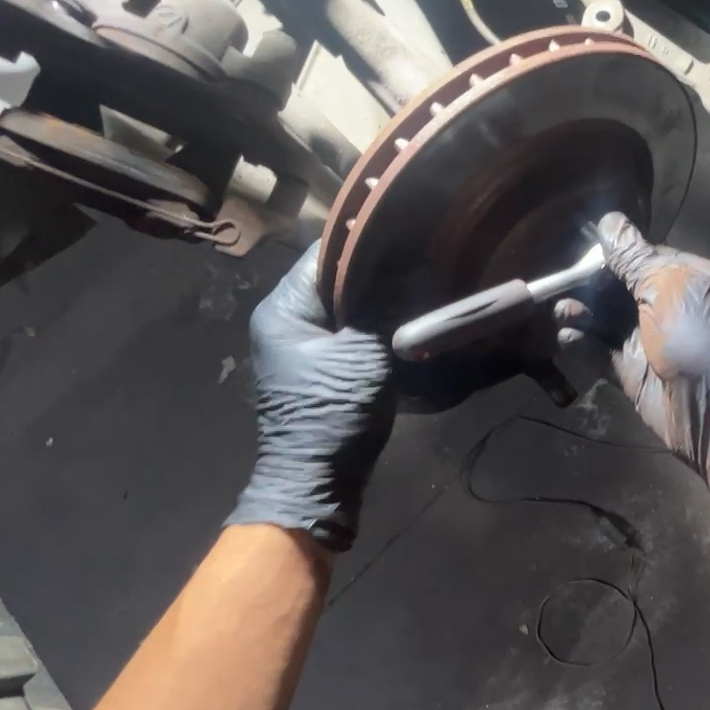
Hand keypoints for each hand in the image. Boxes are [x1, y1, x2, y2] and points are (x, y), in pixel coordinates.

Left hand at [227, 241, 394, 550]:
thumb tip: (412, 271)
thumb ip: (384, 309)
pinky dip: (377, 322)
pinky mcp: (323, 366)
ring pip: (347, 305)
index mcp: (285, 308)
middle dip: (379, 270)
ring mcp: (303, 344)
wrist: (317, 477)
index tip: (410, 231)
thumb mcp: (364, 356)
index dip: (367, 241)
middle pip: (337, 278)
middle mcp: (287, 319)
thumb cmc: (333, 413)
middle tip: (425, 259)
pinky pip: (351, 329)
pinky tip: (408, 319)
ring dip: (381, 298)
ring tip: (423, 285)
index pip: (326, 255)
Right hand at [590, 212, 709, 503]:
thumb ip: (633, 256)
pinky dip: (581, 343)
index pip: (645, 258)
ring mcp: (650, 342)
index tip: (583, 251)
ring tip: (558, 308)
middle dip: (591, 284)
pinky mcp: (633, 372)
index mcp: (687, 280)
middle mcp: (669, 308)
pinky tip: (564, 334)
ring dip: (581, 312)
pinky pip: (600, 352)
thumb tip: (609, 221)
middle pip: (620, 289)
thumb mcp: (666, 284)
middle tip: (562, 281)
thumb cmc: (695, 332)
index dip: (614, 254)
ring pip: (606, 320)